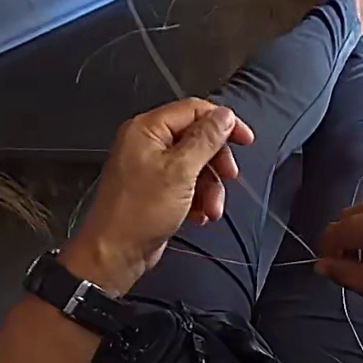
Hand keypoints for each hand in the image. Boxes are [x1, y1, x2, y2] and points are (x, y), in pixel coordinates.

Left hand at [61, 99, 252, 293]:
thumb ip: (205, 140)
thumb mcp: (181, 171)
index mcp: (148, 129)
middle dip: (217, 162)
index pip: (194, 110)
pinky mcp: (157, 191)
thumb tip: (223, 117)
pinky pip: (189, 186)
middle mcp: (148, 144)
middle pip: (198, 139)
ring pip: (197, 166)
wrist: (117, 253)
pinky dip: (199, 200)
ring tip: (212, 208)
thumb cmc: (137, 214)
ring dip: (211, 188)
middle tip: (229, 176)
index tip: (245, 139)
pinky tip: (199, 215)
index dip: (223, 122)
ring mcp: (152, 168)